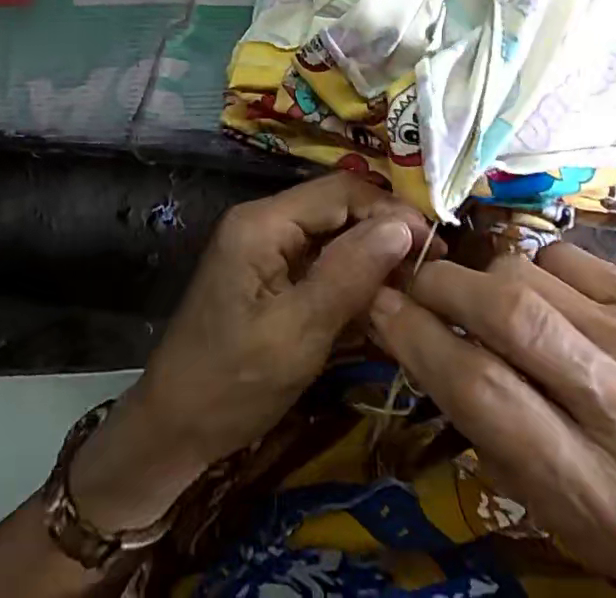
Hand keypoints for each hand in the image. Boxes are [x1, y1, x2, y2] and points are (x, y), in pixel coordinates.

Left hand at [70, 173, 428, 530]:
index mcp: (261, 223)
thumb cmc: (234, 381)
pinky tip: (383, 306)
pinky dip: (350, 281)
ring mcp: (264, 251)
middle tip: (434, 273)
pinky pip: (318, 265)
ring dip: (372, 260)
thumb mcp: (299, 331)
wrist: (177, 424)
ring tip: (418, 290)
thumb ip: (350, 274)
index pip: (339, 192)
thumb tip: (405, 225)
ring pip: (332, 238)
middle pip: (336, 210)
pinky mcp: (269, 278)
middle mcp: (262, 224)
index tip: (438, 249)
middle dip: (384, 235)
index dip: (390, 213)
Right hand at [368, 243, 615, 596]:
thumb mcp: (515, 480)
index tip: (377, 303)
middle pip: (511, 315)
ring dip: (485, 279)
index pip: (482, 388)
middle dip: (443, 286)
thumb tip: (392, 311)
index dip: (417, 336)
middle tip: (415, 283)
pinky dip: (534, 269)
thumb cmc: (591, 505)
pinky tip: (546, 303)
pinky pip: (565, 258)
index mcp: (592, 490)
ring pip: (530, 274)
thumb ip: (458, 398)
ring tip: (485, 305)